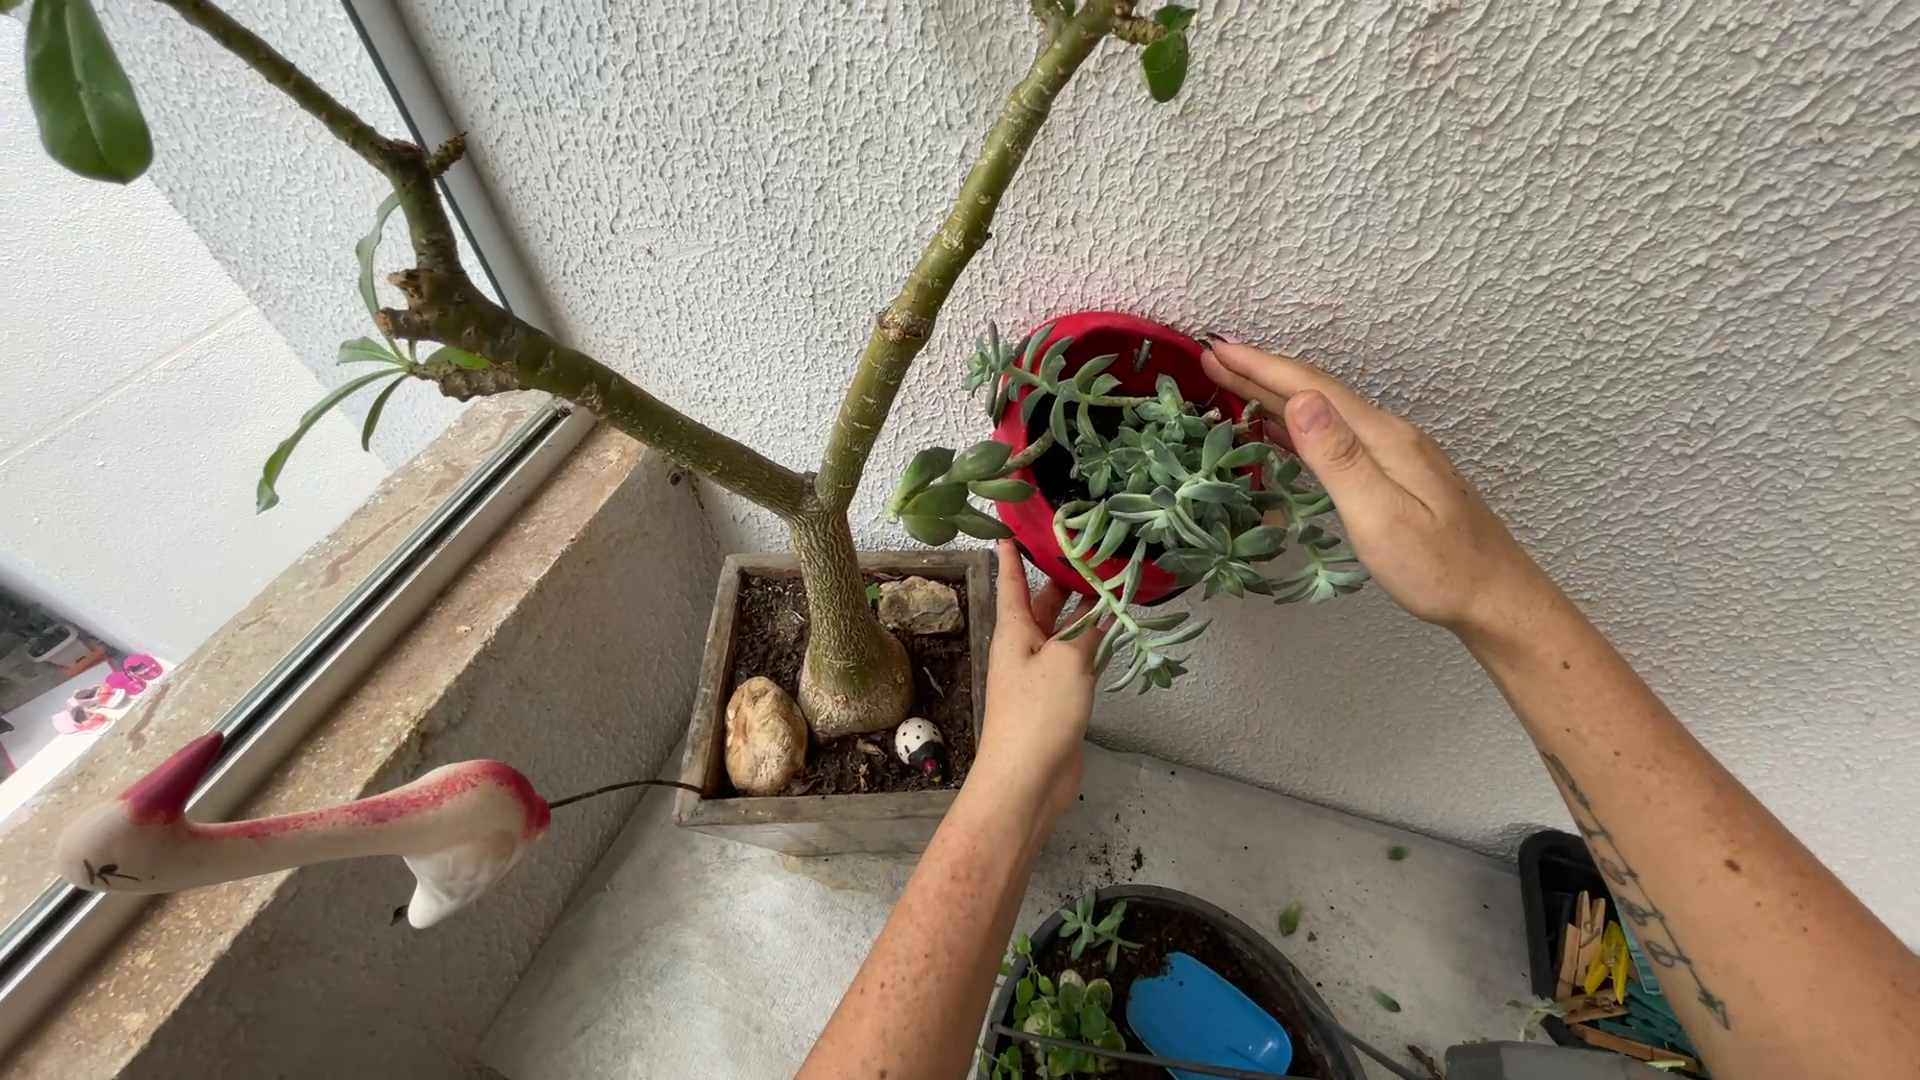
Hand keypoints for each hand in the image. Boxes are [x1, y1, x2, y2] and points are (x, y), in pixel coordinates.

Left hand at [969, 540, 1104, 833]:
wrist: (1027, 780)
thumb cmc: (1037, 714)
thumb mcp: (1067, 662)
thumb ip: (1088, 632)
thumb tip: (1104, 608)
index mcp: (1015, 629)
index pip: (1013, 581)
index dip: (1013, 555)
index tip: (1012, 529)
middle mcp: (1025, 646)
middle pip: (1045, 603)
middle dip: (1064, 579)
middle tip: (1091, 551)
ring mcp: (1042, 672)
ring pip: (1065, 631)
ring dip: (1086, 612)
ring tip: (1113, 583)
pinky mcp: (1058, 697)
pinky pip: (1077, 659)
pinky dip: (1095, 644)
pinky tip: (1115, 632)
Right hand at [1201, 339, 1550, 633]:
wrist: (1495, 597)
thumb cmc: (1436, 568)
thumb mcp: (1381, 515)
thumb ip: (1339, 458)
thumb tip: (1301, 401)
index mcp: (1380, 438)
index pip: (1311, 389)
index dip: (1260, 367)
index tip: (1217, 348)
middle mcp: (1386, 434)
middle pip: (1315, 392)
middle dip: (1260, 371)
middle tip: (1214, 355)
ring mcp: (1390, 452)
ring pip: (1322, 409)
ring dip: (1275, 392)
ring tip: (1235, 381)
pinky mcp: (1389, 471)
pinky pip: (1331, 432)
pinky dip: (1296, 421)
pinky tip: (1280, 426)